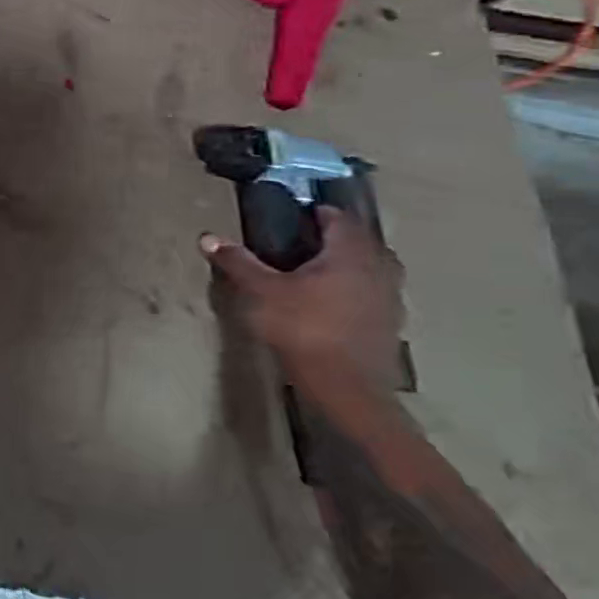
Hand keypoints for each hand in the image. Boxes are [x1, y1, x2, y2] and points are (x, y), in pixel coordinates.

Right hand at [200, 207, 404, 402]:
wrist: (344, 385)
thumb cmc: (302, 327)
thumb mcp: (261, 291)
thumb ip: (238, 262)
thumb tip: (208, 237)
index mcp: (350, 255)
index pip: (341, 220)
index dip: (319, 213)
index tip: (297, 213)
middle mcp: (378, 271)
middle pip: (362, 243)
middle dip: (337, 238)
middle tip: (306, 240)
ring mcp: (390, 300)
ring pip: (373, 269)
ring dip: (350, 265)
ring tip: (318, 271)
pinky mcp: (390, 325)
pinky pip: (374, 294)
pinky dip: (356, 290)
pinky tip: (332, 302)